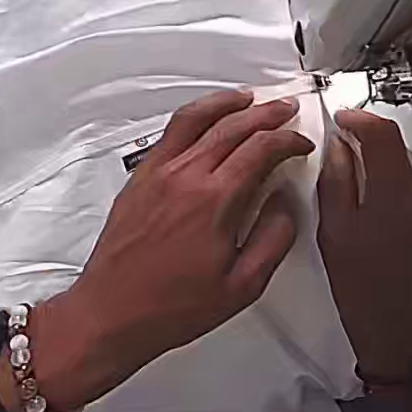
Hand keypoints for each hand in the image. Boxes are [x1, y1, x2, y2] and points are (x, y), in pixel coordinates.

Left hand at [20, 90, 313, 411]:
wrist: (112, 313)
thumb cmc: (169, 306)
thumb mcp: (241, 287)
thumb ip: (272, 241)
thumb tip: (284, 207)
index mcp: (215, 201)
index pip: (261, 149)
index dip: (288, 140)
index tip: (299, 143)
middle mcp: (185, 178)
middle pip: (233, 126)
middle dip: (266, 114)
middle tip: (285, 110)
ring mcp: (157, 174)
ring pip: (197, 119)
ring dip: (227, 104)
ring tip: (247, 99)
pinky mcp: (139, 180)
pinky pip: (169, 133)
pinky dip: (193, 118)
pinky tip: (203, 122)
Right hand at [317, 110, 411, 382]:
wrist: (408, 336)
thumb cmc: (368, 295)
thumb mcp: (335, 234)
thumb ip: (337, 181)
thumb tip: (340, 148)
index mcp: (396, 197)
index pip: (382, 132)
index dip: (360, 120)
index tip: (349, 122)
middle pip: (404, 156)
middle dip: (380, 164)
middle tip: (361, 188)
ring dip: (405, 189)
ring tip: (388, 226)